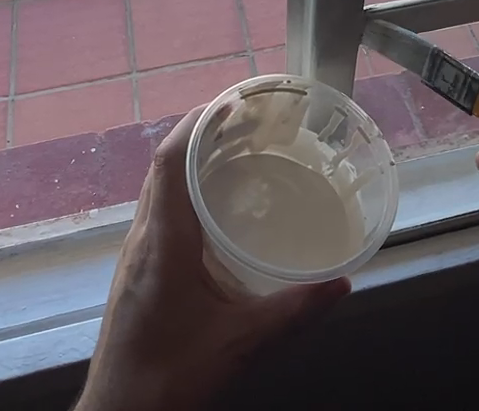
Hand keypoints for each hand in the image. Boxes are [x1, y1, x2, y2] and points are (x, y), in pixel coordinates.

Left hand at [75, 107, 351, 410]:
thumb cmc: (171, 376)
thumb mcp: (239, 343)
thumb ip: (293, 312)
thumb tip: (342, 284)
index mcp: (162, 243)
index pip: (168, 163)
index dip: (196, 125)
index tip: (231, 102)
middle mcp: (142, 237)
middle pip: (163, 165)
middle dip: (200, 133)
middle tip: (244, 119)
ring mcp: (135, 251)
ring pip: (157, 185)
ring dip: (189, 158)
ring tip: (233, 148)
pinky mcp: (137, 267)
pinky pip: (158, 207)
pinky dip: (184, 186)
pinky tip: (213, 202)